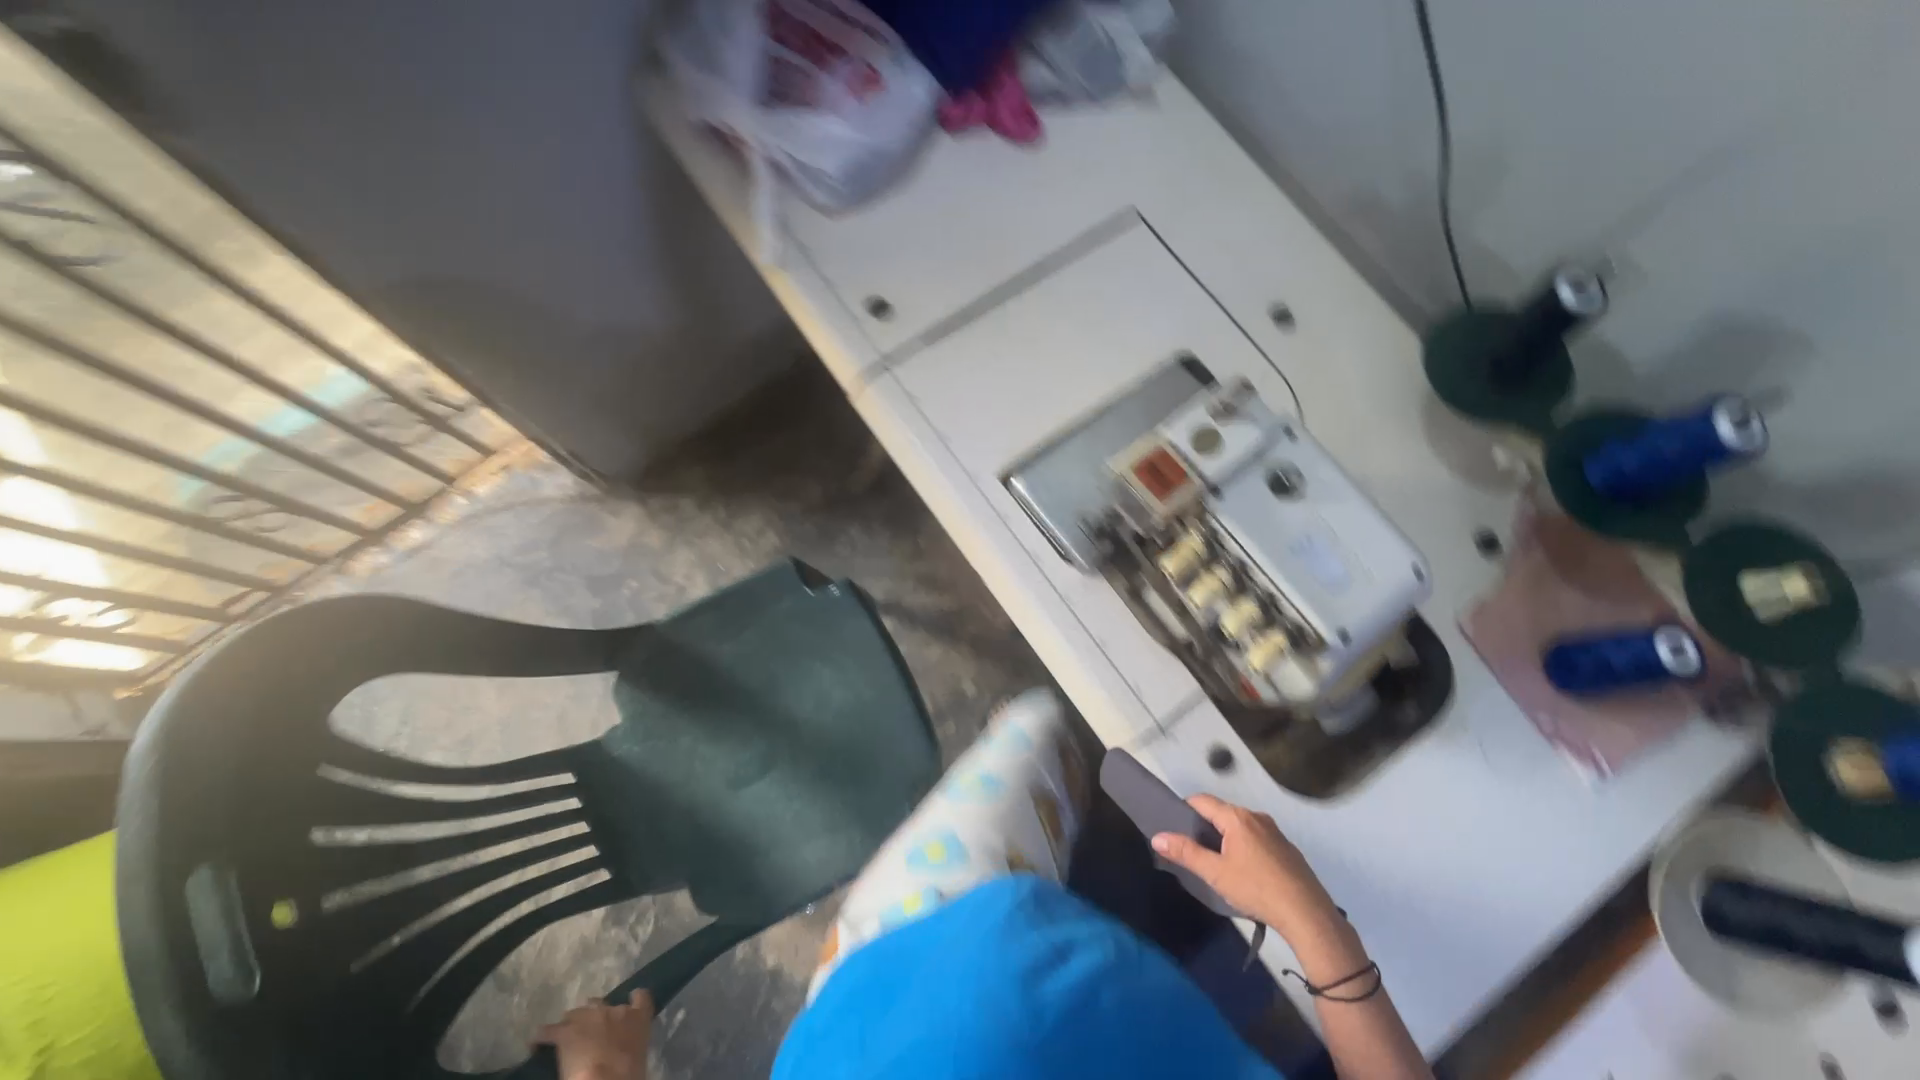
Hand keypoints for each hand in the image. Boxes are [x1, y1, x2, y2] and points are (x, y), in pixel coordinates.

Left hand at [534, 990, 653, 1079]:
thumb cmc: (629, 1073)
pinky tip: (537, 1045)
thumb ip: (631, 1042)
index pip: (641, 997)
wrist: (607, 1079)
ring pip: (574, 1014)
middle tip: (589, 1034)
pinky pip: (547, 1031)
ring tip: (566, 1040)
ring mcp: (588, 1017)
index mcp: (638, 1017)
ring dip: (571, 1025)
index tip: (628, 1003)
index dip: (633, 999)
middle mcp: (613, 1010)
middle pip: (599, 1004)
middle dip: (593, 1016)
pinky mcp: (565, 1032)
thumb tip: (624, 1049)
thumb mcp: (638, 1053)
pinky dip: (542, 1037)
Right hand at [1152, 795, 1340, 939]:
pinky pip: (1257, 838)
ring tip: (1217, 864)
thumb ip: (1185, 852)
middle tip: (1193, 851)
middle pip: (1221, 812)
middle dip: (1204, 827)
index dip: (1184, 810)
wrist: (1306, 913)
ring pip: (1240, 826)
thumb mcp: (1215, 873)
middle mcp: (1256, 817)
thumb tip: (1157, 836)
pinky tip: (1246, 872)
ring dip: (1225, 838)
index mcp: (1237, 817)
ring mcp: (1275, 831)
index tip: (1174, 829)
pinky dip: (1245, 847)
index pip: (1202, 800)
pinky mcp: (1286, 848)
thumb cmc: (1256, 889)